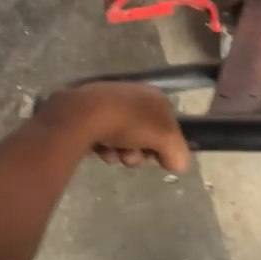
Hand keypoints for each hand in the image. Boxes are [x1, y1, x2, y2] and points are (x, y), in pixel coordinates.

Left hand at [42, 83, 190, 173]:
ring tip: (112, 153)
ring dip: (122, 152)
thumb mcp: (164, 137)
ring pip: (125, 139)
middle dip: (140, 151)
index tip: (157, 158)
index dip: (166, 145)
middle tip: (131, 156)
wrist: (81, 114)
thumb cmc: (127, 122)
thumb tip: (178, 163)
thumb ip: (178, 152)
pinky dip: (105, 147)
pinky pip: (105, 136)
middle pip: (146, 135)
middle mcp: (135, 95)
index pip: (169, 126)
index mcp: (154, 95)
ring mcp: (111, 103)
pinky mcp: (90, 113)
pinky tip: (99, 150)